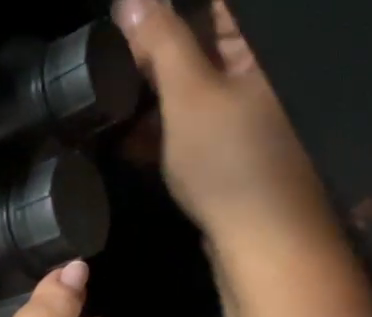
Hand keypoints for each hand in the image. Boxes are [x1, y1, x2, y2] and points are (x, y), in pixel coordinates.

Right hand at [113, 0, 332, 243]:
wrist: (262, 236)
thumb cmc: (232, 160)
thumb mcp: (189, 97)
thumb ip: (162, 45)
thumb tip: (130, 1)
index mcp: (264, 44)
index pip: (213, 9)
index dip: (165, 14)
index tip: (124, 27)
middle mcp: (263, 66)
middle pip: (201, 42)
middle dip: (153, 51)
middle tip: (107, 63)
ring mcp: (248, 105)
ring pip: (191, 81)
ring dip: (151, 88)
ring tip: (107, 97)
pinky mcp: (230, 141)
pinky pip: (189, 116)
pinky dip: (159, 121)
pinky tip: (126, 134)